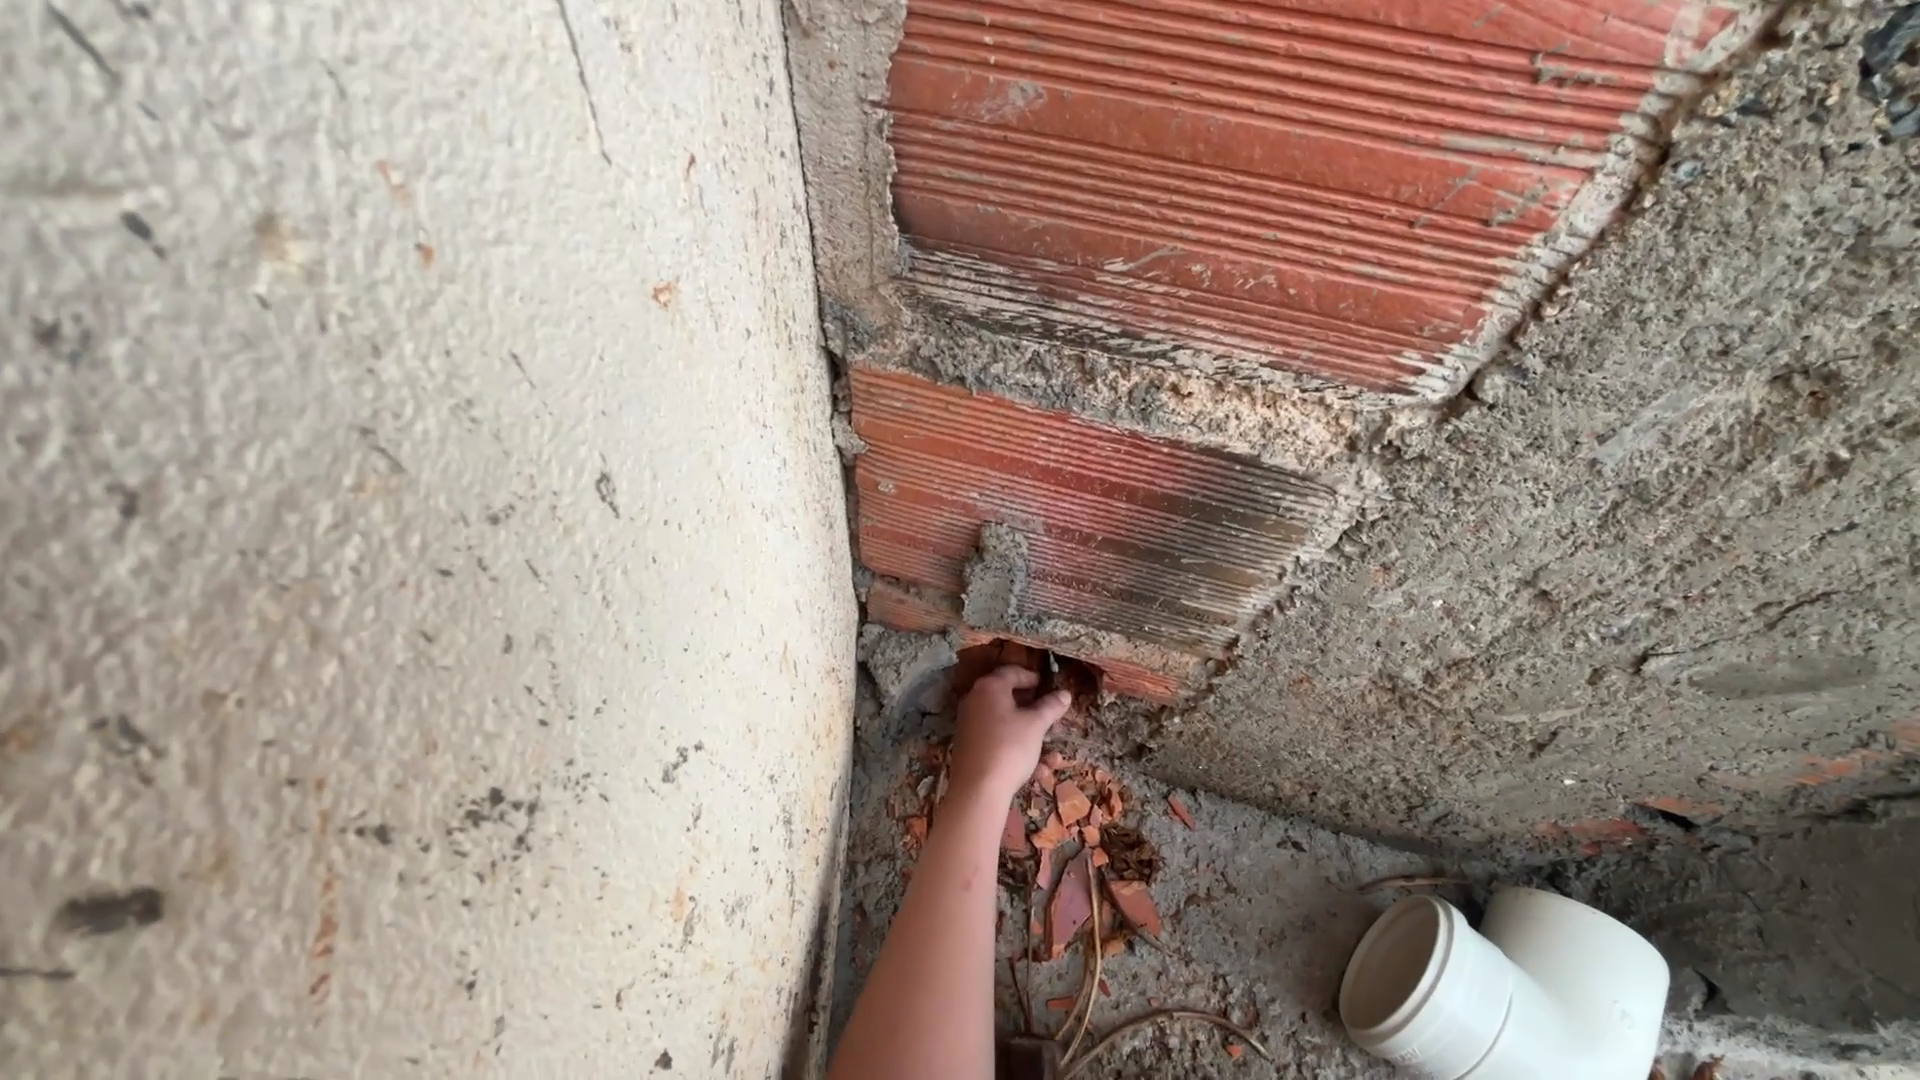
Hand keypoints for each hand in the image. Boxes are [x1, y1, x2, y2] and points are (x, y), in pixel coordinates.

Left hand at [949, 665, 1071, 803]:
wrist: (978, 788)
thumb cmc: (1009, 747)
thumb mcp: (1036, 725)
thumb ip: (1050, 707)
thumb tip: (1064, 693)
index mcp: (989, 687)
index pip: (1011, 672)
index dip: (1031, 677)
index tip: (1045, 684)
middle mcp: (975, 701)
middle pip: (1008, 699)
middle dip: (1034, 711)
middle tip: (1051, 717)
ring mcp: (970, 725)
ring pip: (1007, 726)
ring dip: (1032, 738)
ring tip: (1053, 756)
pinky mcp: (970, 748)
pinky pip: (999, 742)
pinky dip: (1018, 751)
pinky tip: (1039, 771)